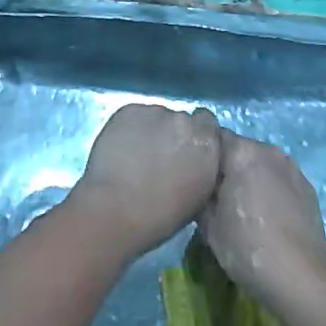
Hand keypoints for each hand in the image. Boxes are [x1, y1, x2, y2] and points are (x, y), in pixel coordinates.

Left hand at [67, 103, 221, 256]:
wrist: (117, 208)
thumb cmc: (161, 216)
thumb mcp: (198, 196)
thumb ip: (201, 168)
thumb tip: (194, 161)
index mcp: (206, 143)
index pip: (207, 123)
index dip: (197, 134)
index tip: (187, 149)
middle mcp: (183, 119)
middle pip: (181, 119)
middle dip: (173, 134)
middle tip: (159, 156)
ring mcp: (154, 111)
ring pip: (156, 117)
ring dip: (151, 131)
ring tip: (137, 154)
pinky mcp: (128, 109)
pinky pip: (134, 115)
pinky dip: (130, 128)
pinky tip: (122, 148)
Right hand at [200, 131, 325, 323]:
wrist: (302, 279)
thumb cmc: (248, 247)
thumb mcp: (208, 225)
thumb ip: (202, 194)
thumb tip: (204, 187)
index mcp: (242, 151)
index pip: (214, 138)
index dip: (205, 156)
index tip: (201, 178)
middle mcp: (268, 150)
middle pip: (240, 149)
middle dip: (230, 167)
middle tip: (221, 196)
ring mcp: (292, 167)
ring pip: (262, 164)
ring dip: (253, 177)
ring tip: (248, 208)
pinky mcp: (308, 188)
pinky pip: (281, 179)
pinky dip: (273, 190)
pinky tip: (270, 217)